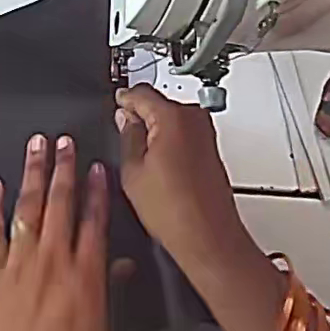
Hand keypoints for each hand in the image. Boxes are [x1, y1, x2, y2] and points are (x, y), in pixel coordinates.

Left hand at [0, 134, 110, 330]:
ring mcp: (19, 268)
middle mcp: (52, 264)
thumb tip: (118, 270)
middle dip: (64, 168)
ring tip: (35, 145)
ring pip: (28, 207)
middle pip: (61, 203)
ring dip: (33, 173)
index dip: (97, 190)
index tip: (98, 167)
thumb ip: (107, 296)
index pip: (95, 220)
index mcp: (85, 278)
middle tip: (65, 140)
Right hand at [112, 85, 253, 269]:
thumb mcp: (132, 171)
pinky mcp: (211, 145)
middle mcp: (193, 117)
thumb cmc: (177, 212)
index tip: (118, 101)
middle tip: (124, 133)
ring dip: (156, 128)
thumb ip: (126, 136)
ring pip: (171, 117)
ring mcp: (205, 131)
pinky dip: (170, 139)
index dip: (123, 98)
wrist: (208, 238)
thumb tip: (125, 119)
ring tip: (143, 158)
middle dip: (140, 115)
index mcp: (172, 116)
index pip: (140, 92)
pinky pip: (183, 131)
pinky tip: (161, 166)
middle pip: (158, 103)